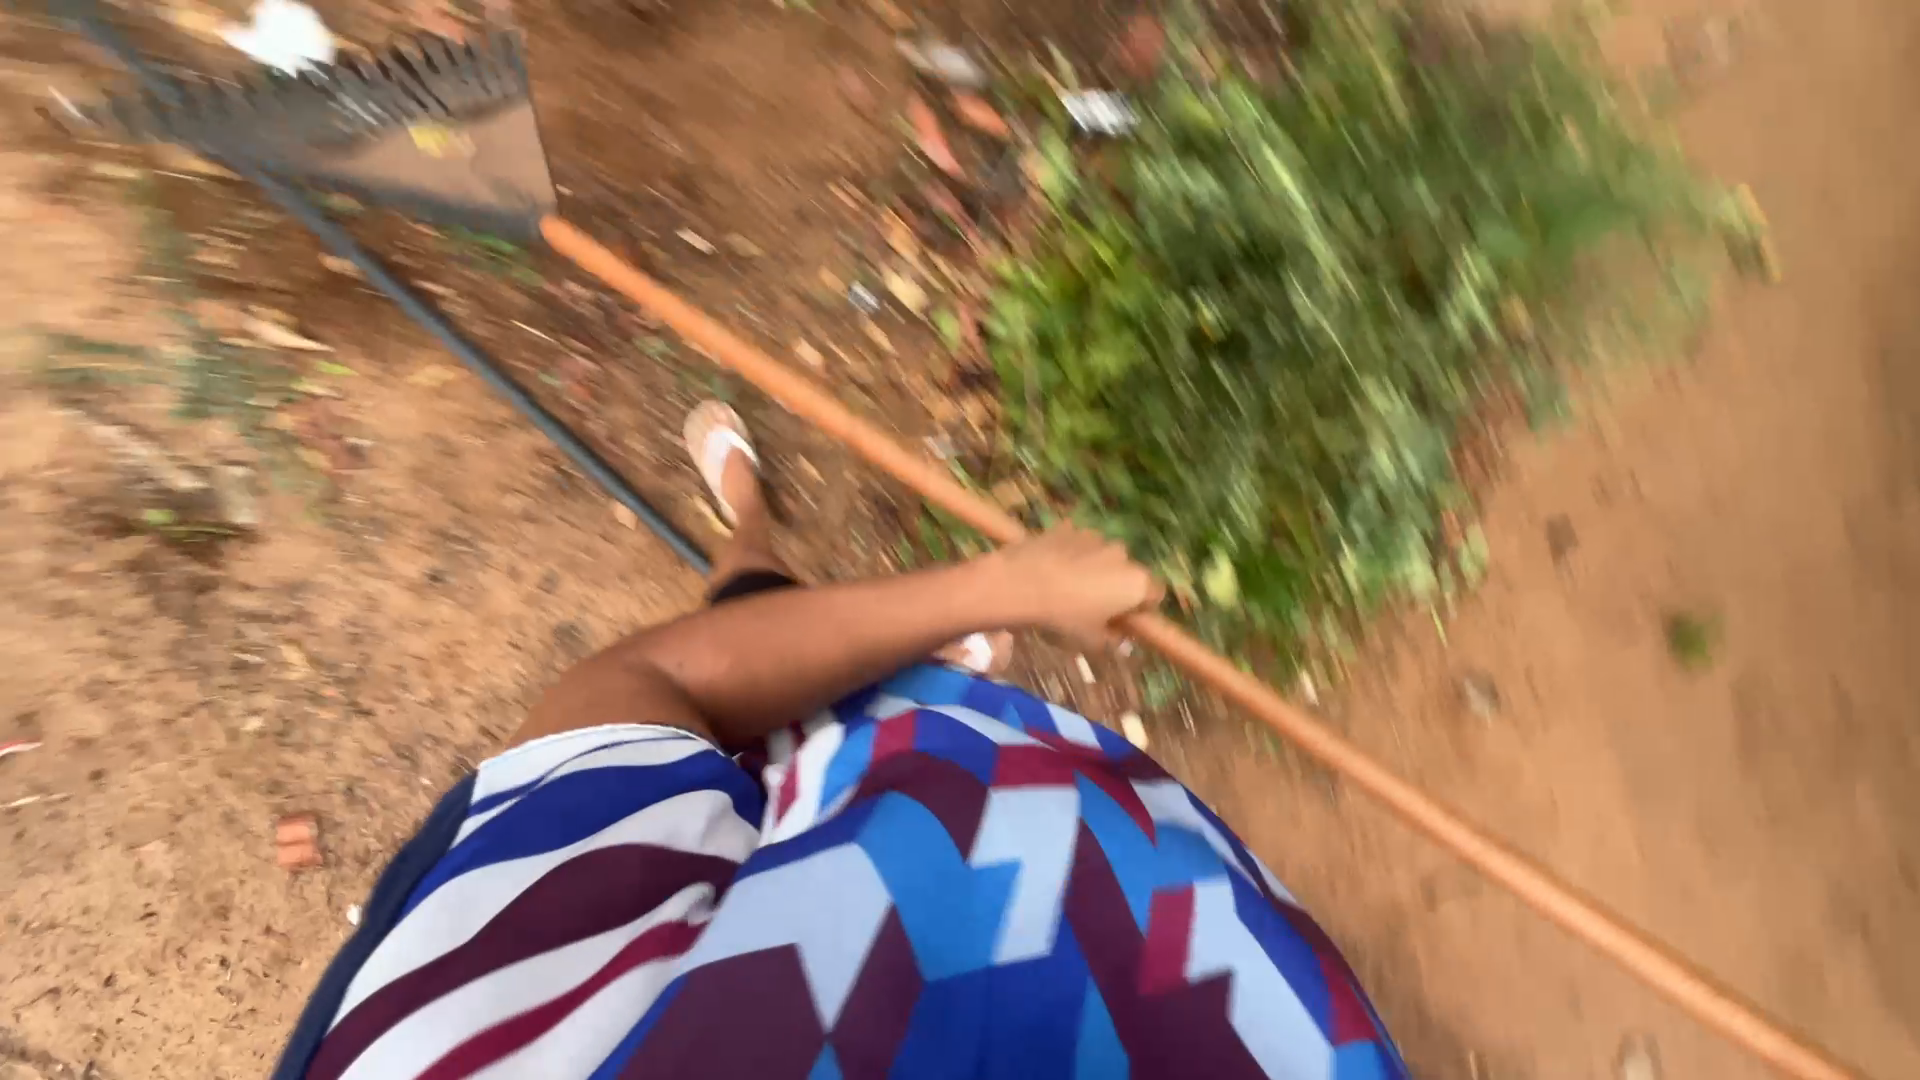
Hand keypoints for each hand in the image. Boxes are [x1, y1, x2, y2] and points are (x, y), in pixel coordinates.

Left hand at [978, 525, 1162, 645]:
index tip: (1123, 620)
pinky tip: (1050, 568)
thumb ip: (1113, 640)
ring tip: (1065, 586)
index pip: (1155, 594)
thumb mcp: (1090, 641)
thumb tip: (1121, 638)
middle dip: (1116, 585)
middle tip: (1092, 605)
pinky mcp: (1069, 527)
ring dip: (1093, 567)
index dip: (1141, 608)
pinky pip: (1077, 543)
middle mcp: (1122, 554)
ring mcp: (1095, 536)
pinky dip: (1070, 553)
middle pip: (1127, 572)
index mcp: (1136, 583)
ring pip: (1102, 555)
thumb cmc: (1062, 618)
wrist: (1019, 583)